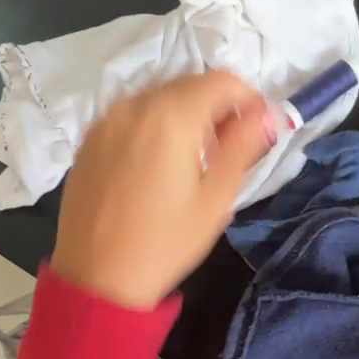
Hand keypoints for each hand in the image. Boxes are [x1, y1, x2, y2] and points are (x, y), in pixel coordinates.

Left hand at [49, 72, 279, 309]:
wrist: (98, 278)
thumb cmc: (166, 243)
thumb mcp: (216, 198)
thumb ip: (244, 146)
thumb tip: (268, 115)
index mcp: (171, 116)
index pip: (222, 80)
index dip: (249, 99)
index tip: (259, 129)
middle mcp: (134, 104)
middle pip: (189, 84)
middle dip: (217, 107)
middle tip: (230, 148)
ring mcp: (106, 119)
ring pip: (159, 97)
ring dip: (186, 115)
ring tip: (196, 159)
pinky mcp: (89, 138)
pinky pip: (133, 115)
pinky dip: (156, 125)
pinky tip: (160, 164)